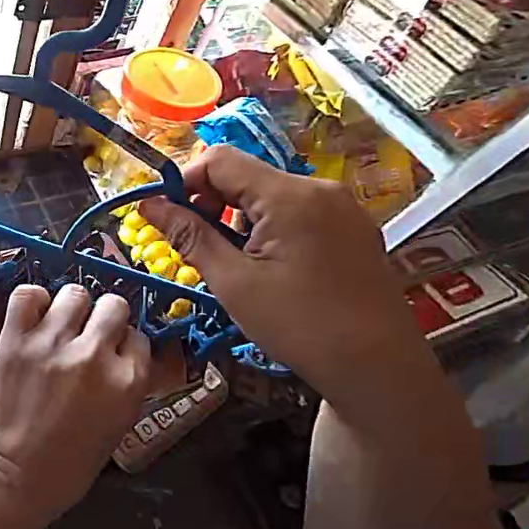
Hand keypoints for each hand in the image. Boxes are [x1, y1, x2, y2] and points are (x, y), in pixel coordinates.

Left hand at [0, 284, 153, 524]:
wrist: (16, 474)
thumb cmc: (71, 462)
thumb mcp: (119, 424)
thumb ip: (129, 383)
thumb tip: (132, 352)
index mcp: (128, 381)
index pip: (139, 337)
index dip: (126, 343)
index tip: (113, 351)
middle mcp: (93, 355)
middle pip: (113, 305)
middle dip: (105, 318)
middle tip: (89, 334)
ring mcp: (52, 343)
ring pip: (74, 293)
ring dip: (71, 307)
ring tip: (61, 326)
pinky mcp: (16, 339)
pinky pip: (28, 294)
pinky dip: (33, 299)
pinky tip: (35, 316)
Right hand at [140, 147, 436, 406]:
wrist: (379, 370)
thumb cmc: (298, 325)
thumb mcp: (233, 281)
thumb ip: (189, 235)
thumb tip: (148, 204)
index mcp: (289, 195)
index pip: (219, 159)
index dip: (184, 181)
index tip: (167, 217)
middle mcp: (319, 188)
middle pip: (244, 174)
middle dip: (209, 201)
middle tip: (194, 244)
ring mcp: (341, 207)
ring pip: (268, 192)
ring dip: (235, 215)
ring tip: (229, 260)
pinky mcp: (351, 228)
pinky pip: (295, 210)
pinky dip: (266, 225)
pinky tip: (264, 264)